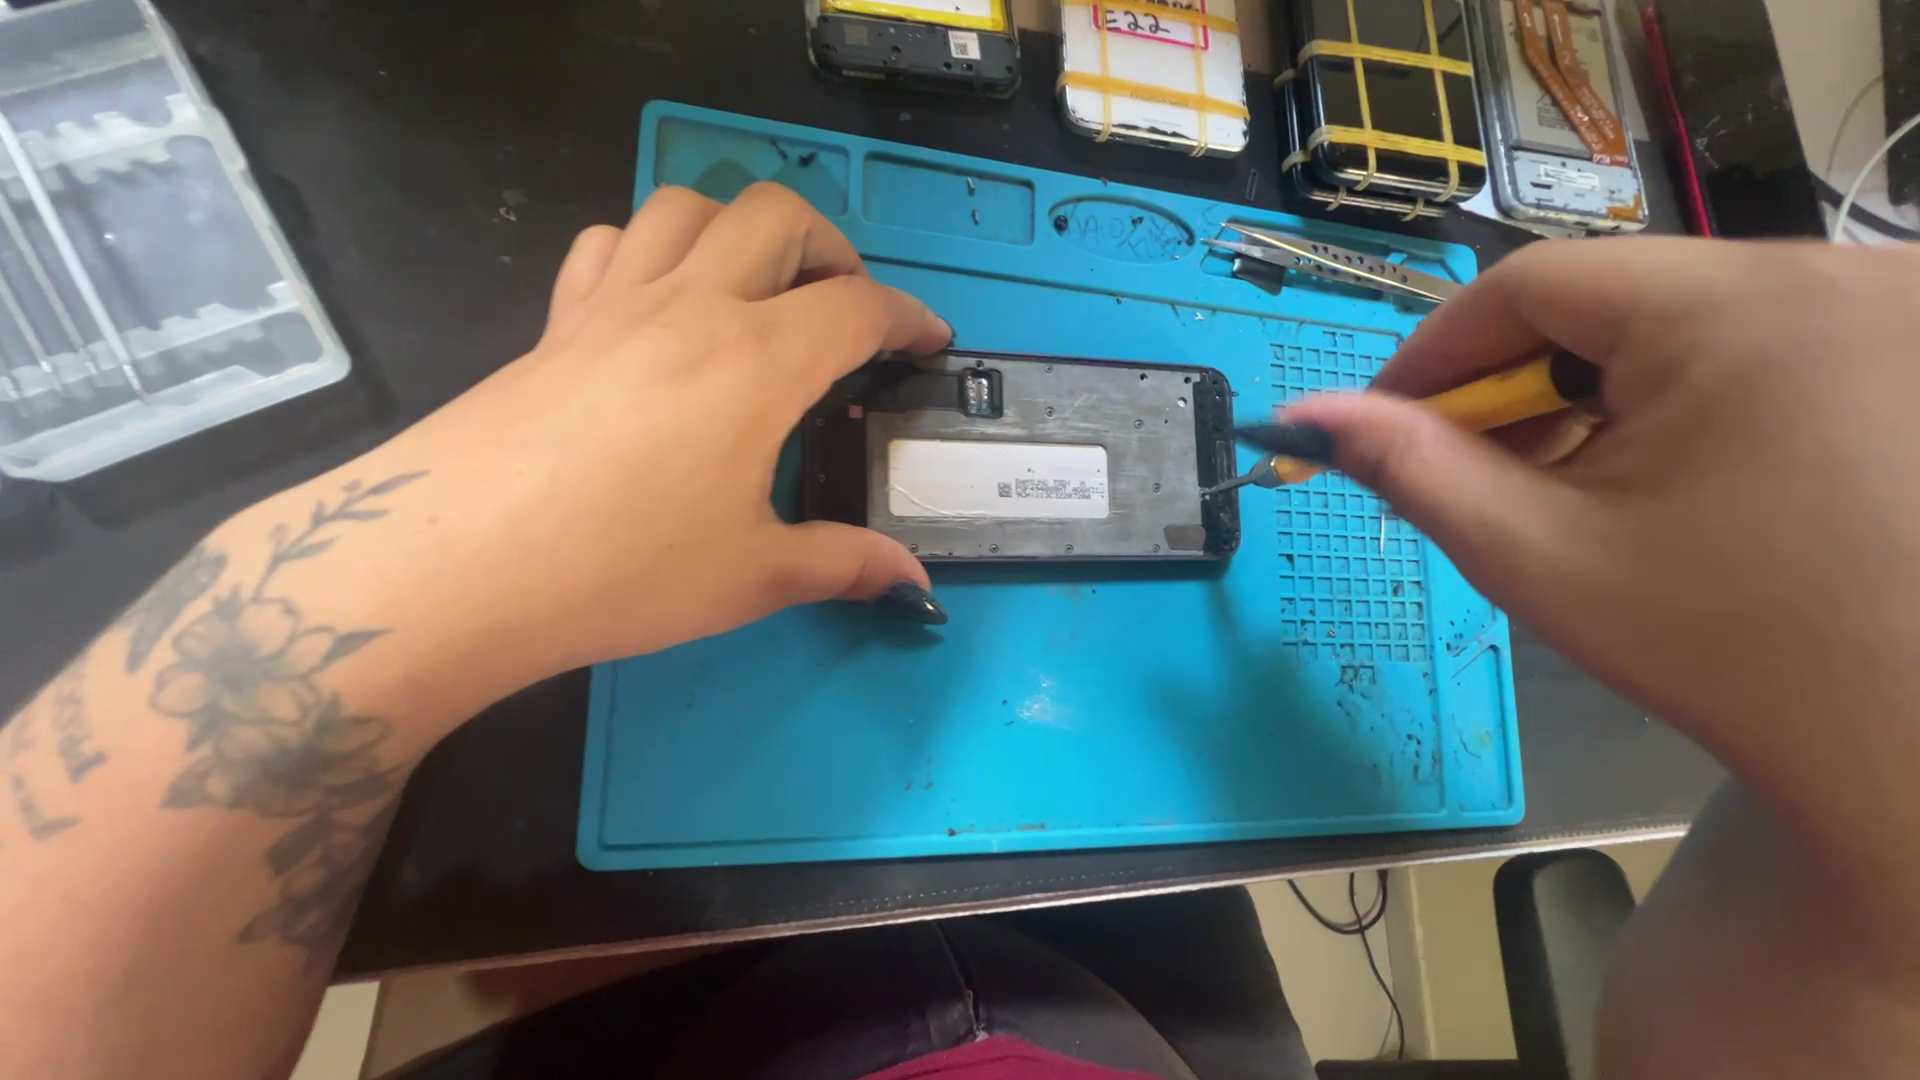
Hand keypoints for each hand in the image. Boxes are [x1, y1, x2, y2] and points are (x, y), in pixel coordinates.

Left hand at [312, 183, 951, 704]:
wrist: (452, 569)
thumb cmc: (622, 572)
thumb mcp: (754, 578)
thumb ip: (846, 565)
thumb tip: (915, 583)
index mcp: (758, 363)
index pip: (857, 307)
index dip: (908, 317)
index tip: (929, 341)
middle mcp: (692, 307)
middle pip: (778, 217)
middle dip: (833, 249)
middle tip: (846, 310)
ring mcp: (614, 303)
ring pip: (689, 206)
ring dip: (743, 231)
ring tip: (760, 290)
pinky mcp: (557, 321)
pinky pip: (613, 243)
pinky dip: (655, 250)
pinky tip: (662, 303)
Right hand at [1284, 239, 1919, 863]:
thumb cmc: (1719, 647)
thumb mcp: (1532, 550)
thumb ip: (1408, 468)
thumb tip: (1301, 416)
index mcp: (1742, 310)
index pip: (1530, 284)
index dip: (1434, 350)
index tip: (1384, 423)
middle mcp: (1843, 275)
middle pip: (1603, 303)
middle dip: (1508, 385)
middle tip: (1464, 472)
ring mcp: (1895, 312)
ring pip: (1667, 324)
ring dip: (1579, 395)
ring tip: (1550, 485)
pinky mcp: (1912, 353)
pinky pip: (1740, 347)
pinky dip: (1659, 401)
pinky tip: (1645, 476)